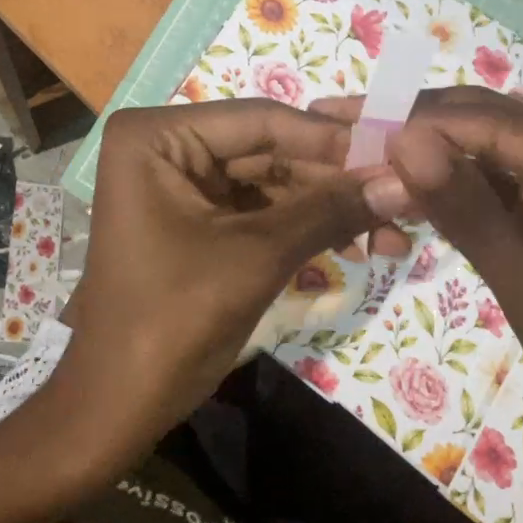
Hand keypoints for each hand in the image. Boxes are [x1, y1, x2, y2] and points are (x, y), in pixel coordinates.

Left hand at [57, 99, 397, 452]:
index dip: (331, 138)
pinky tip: (356, 245)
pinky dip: (301, 227)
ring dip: (325, 206)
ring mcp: (178, 183)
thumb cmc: (174, 317)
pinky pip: (255, 210)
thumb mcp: (257, 256)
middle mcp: (164, 146)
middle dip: (333, 179)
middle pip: (266, 149)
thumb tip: (403, 180)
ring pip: (267, 181)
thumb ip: (329, 210)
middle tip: (404, 196)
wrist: (118, 401)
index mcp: (157, 135)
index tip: (398, 151)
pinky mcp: (193, 219)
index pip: (259, 121)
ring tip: (393, 231)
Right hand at [312, 88, 522, 522]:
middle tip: (341, 126)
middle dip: (419, 127)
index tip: (344, 119)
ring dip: (431, 156)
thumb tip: (399, 138)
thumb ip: (471, 215)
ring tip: (360, 154)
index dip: (418, 119)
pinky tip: (408, 187)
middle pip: (501, 127)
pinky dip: (458, 188)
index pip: (504, 126)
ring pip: (499, 152)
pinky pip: (512, 185)